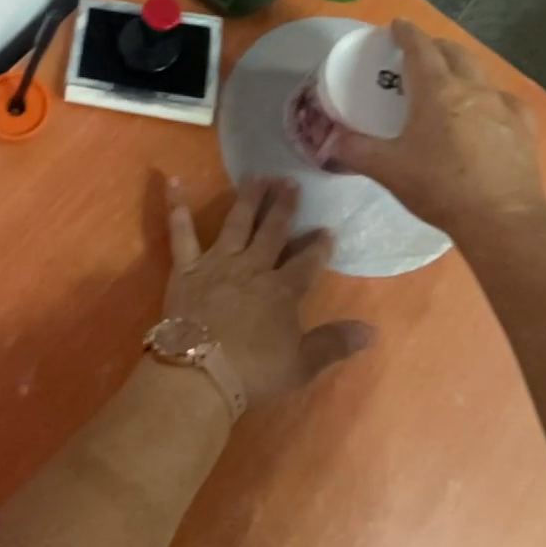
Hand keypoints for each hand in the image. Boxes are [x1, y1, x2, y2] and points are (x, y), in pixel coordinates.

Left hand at [164, 179, 371, 407]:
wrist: (201, 370)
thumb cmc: (253, 371)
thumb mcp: (302, 364)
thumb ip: (334, 343)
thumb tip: (372, 330)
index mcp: (282, 291)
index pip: (306, 263)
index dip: (318, 246)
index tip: (328, 228)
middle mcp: (252, 267)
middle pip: (272, 232)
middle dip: (284, 207)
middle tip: (291, 182)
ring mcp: (218, 262)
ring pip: (236, 222)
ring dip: (247, 198)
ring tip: (256, 175)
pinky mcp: (186, 265)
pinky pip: (180, 231)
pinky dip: (177, 205)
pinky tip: (173, 180)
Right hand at [329, 19, 545, 235]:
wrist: (501, 220)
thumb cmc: (439, 186)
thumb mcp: (386, 168)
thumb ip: (354, 149)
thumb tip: (328, 141)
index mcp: (437, 91)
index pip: (420, 48)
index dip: (406, 33)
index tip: (397, 25)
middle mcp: (472, 90)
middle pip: (455, 53)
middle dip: (435, 46)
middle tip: (418, 52)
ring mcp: (503, 108)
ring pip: (481, 74)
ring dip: (461, 68)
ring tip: (448, 80)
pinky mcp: (523, 129)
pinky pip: (506, 101)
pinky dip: (491, 97)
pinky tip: (488, 111)